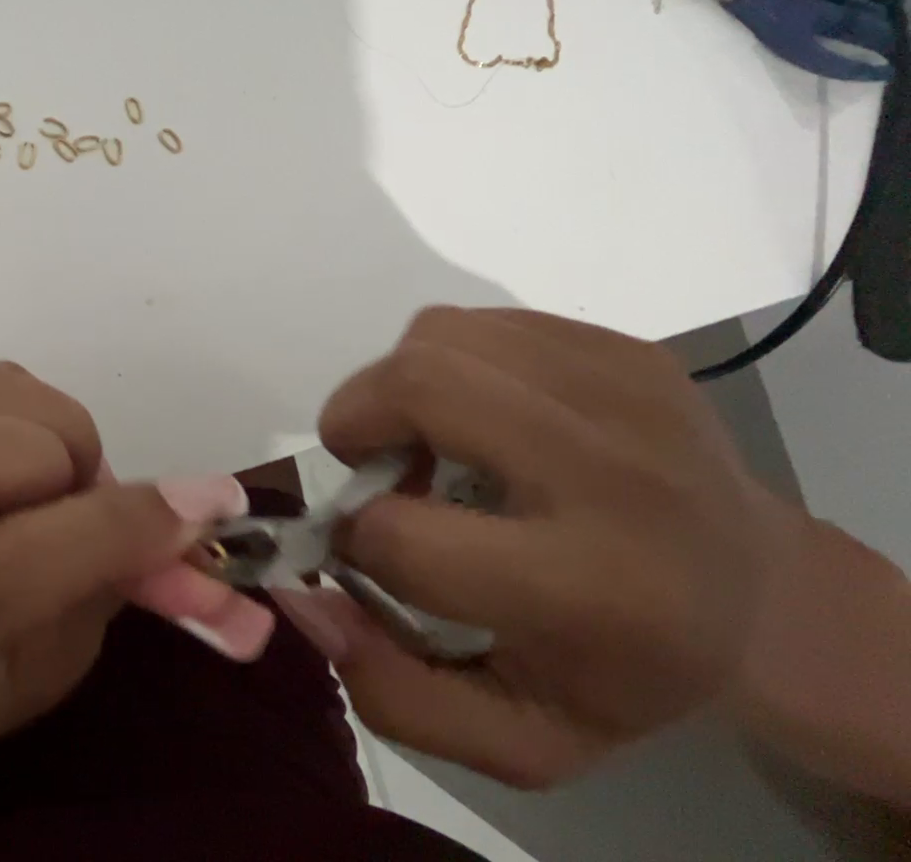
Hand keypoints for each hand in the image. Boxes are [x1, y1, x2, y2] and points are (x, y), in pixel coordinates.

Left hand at [0, 361, 265, 832]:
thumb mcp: (70, 657)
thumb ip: (141, 582)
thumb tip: (223, 516)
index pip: (4, 569)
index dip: (109, 529)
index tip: (207, 505)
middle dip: (56, 456)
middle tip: (88, 494)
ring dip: (48, 424)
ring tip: (63, 480)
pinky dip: (27, 399)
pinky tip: (34, 449)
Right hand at [276, 308, 787, 787]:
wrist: (760, 595)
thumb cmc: (621, 669)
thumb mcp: (518, 738)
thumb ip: (394, 692)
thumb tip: (303, 596)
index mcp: (594, 592)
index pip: (402, 534)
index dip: (356, 539)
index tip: (369, 549)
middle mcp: (616, 478)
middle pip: (421, 386)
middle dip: (354, 419)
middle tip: (369, 461)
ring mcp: (627, 397)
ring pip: (440, 338)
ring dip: (395, 384)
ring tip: (425, 435)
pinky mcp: (629, 352)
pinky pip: (479, 323)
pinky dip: (444, 360)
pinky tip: (475, 412)